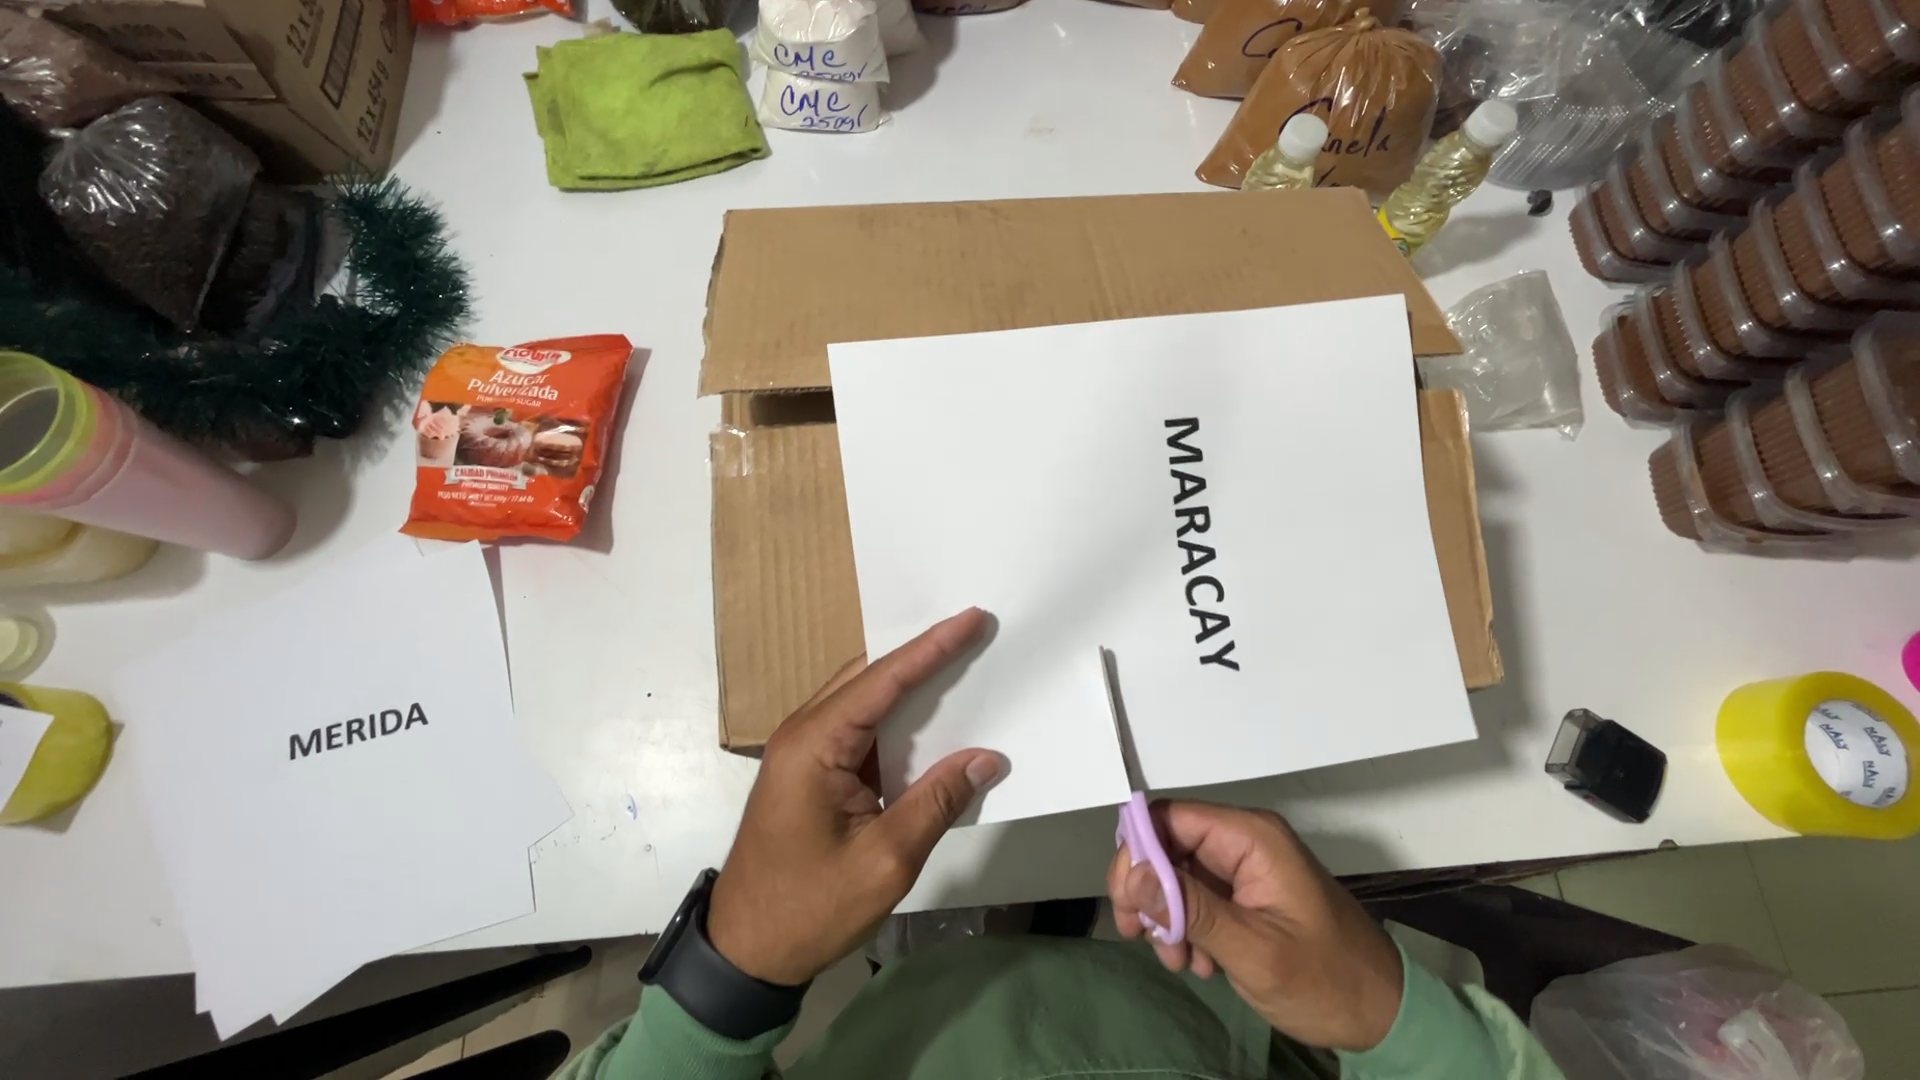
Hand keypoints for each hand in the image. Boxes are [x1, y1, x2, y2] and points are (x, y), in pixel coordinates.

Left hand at [708, 609, 1006, 986]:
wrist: (745, 952)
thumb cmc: (811, 907)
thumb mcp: (886, 860)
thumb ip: (937, 801)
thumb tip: (987, 758)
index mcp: (815, 745)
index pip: (883, 680)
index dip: (932, 648)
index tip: (971, 618)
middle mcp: (803, 734)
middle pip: (870, 677)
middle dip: (922, 654)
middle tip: (972, 632)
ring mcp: (803, 751)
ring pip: (863, 699)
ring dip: (909, 683)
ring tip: (961, 663)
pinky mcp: (810, 770)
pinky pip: (859, 728)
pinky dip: (896, 718)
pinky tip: (931, 718)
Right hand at [1107, 802, 1403, 1051]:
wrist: (1383, 1016)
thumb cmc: (1327, 981)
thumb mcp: (1254, 951)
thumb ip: (1191, 909)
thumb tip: (1133, 876)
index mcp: (1251, 838)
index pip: (1170, 818)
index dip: (1138, 851)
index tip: (1126, 901)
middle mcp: (1244, 841)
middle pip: (1168, 844)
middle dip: (1148, 891)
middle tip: (1139, 934)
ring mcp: (1244, 866)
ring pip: (1176, 872)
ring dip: (1166, 915)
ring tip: (1178, 960)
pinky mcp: (1244, 892)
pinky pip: (1195, 894)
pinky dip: (1185, 926)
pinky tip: (1197, 961)